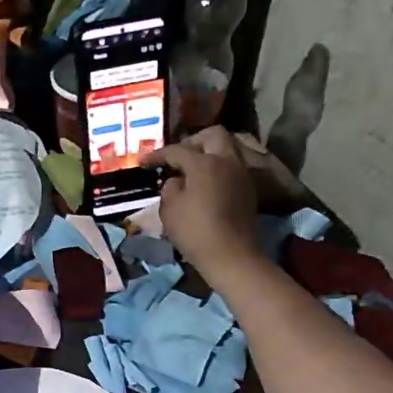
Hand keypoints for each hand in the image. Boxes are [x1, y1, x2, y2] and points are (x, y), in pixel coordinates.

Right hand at [144, 126, 262, 277]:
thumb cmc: (196, 232)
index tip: (143, 162)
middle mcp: (227, 161)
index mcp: (205, 163)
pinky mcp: (248, 191)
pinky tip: (205, 186)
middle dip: (193, 141)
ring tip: (192, 172)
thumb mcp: (170, 210)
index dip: (158, 154)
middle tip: (178, 158)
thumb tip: (177, 181)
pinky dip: (218, 170)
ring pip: (227, 150)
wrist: (233, 257)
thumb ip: (170, 188)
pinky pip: (232, 168)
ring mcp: (242, 175)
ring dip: (209, 155)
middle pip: (214, 135)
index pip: (178, 150)